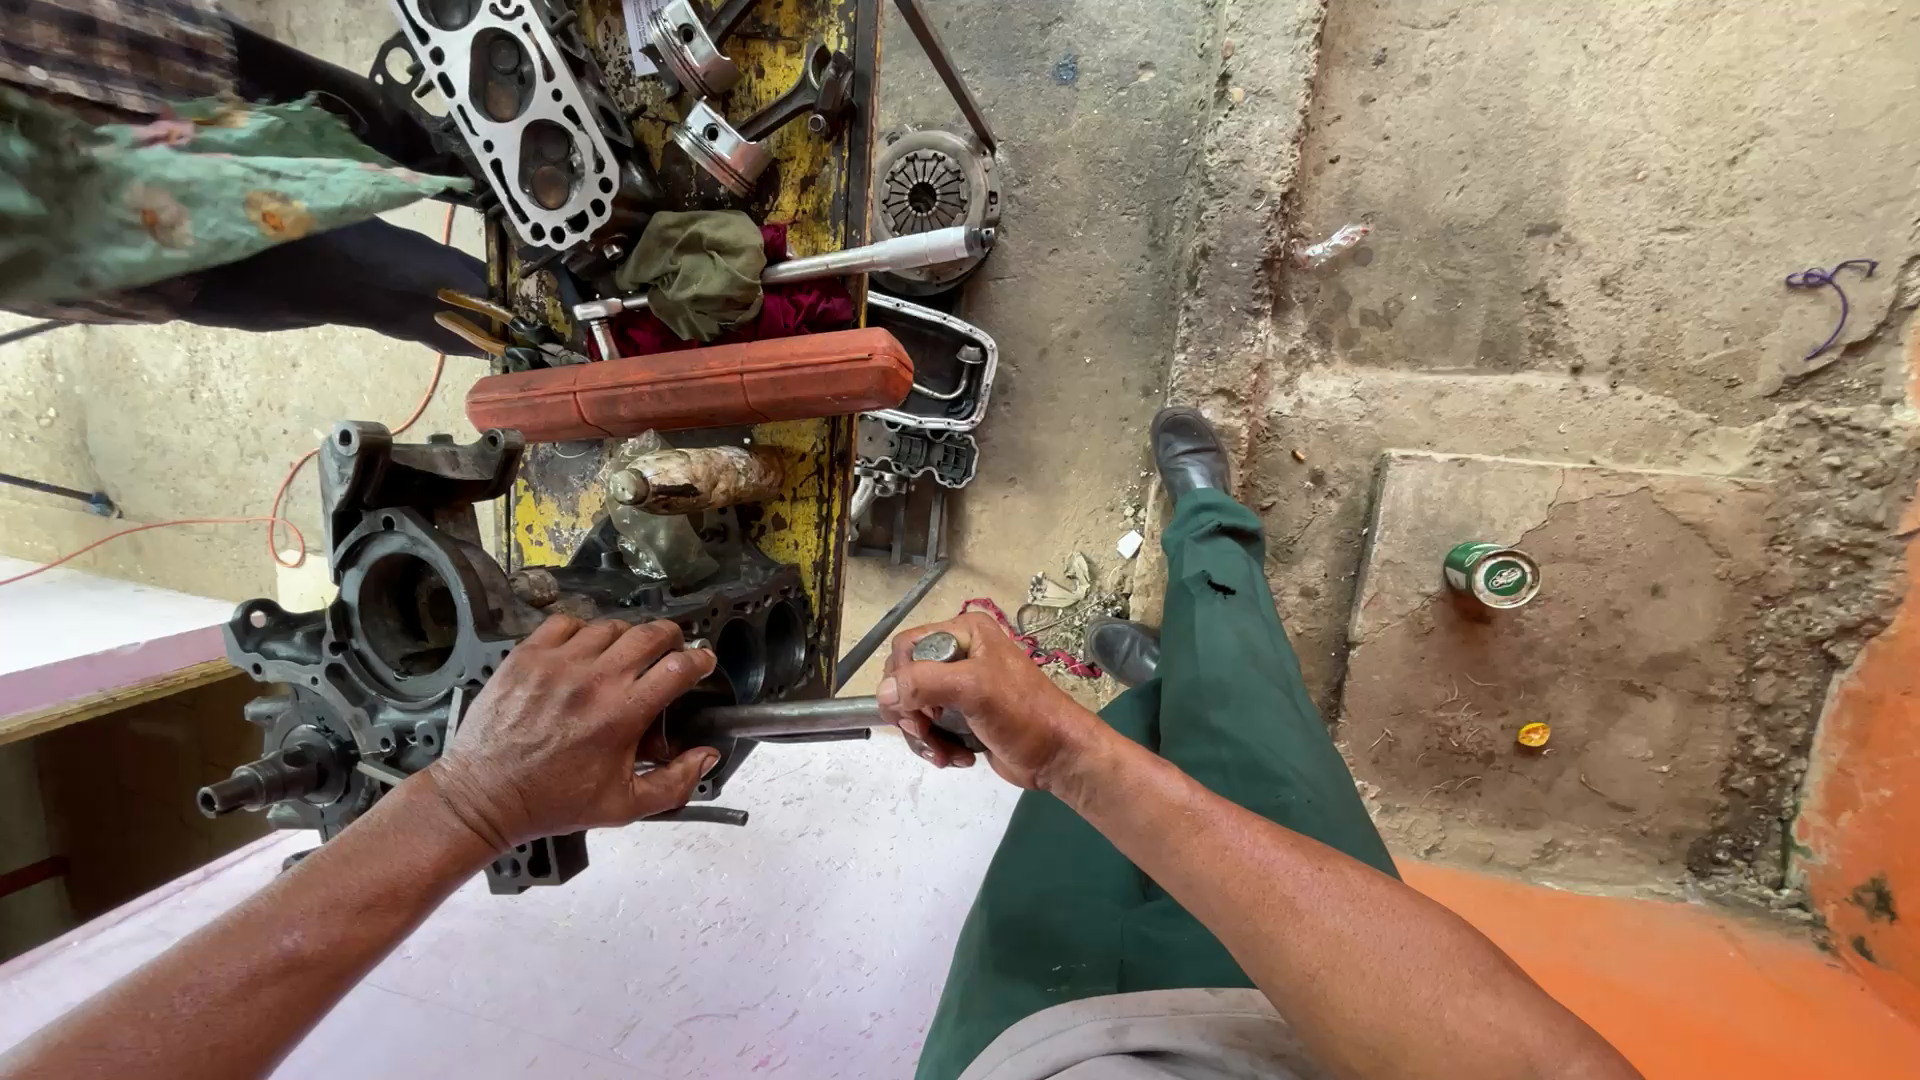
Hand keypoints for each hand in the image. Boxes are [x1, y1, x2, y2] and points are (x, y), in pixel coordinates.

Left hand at [425, 615, 718, 851]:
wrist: (481, 798)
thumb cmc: (553, 802)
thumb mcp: (624, 806)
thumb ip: (675, 783)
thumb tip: (707, 756)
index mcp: (622, 714)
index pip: (679, 667)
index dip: (701, 659)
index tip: (703, 662)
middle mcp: (594, 681)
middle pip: (652, 633)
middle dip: (671, 638)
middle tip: (669, 652)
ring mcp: (558, 664)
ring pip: (612, 626)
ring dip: (627, 637)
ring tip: (623, 656)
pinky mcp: (527, 656)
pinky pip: (567, 623)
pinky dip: (583, 631)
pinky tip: (583, 651)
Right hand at [876, 613, 1107, 789]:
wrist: (1058, 755)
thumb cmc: (1023, 714)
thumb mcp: (974, 689)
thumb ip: (925, 683)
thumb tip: (882, 692)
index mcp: (965, 632)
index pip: (907, 646)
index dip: (902, 679)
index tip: (914, 708)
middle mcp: (960, 654)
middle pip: (905, 680)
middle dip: (912, 714)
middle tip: (926, 732)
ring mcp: (960, 687)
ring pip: (914, 709)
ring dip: (925, 737)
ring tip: (947, 754)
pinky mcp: (962, 716)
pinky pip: (930, 728)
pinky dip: (938, 747)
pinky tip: (959, 757)